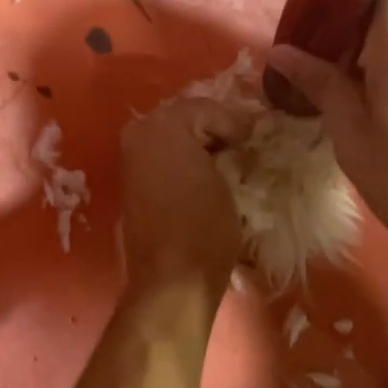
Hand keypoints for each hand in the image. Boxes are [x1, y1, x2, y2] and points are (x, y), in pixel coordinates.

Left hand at [118, 98, 251, 293]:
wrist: (170, 278)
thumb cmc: (204, 227)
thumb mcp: (227, 180)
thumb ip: (228, 148)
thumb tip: (238, 137)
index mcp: (164, 124)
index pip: (207, 109)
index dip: (236, 122)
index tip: (257, 137)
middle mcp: (140, 131)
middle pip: (185, 117)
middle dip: (215, 128)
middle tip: (244, 144)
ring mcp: (130, 154)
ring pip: (171, 135)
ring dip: (198, 142)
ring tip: (229, 159)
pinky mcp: (130, 177)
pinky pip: (160, 154)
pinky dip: (182, 157)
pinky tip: (206, 173)